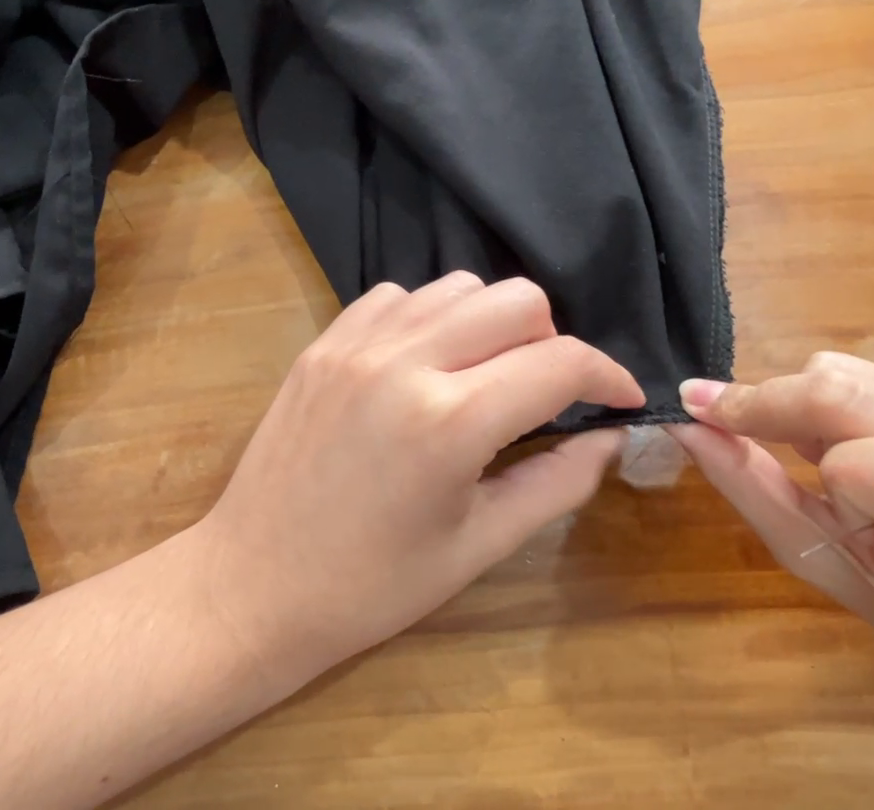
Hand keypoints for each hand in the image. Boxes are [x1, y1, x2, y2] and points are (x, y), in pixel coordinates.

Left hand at [194, 272, 644, 678]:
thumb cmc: (371, 585)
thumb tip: (609, 438)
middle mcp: (404, 362)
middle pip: (516, 300)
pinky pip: (397, 297)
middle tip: (544, 394)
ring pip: (457, 287)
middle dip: (551, 341)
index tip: (619, 399)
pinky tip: (424, 365)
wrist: (254, 582)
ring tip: (484, 377)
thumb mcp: (478, 545)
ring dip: (491, 323)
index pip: (560, 361)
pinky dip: (429, 318)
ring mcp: (356, 344)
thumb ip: (556, 483)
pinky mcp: (323, 343)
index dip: (607, 375)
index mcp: (451, 421)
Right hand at [668, 353, 873, 684]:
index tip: (728, 435)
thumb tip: (685, 423)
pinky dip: (842, 398)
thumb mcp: (827, 569)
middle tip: (732, 427)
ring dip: (807, 403)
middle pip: (854, 392)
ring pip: (855, 371)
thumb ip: (752, 490)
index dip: (819, 456)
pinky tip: (862, 441)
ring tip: (823, 458)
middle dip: (776, 403)